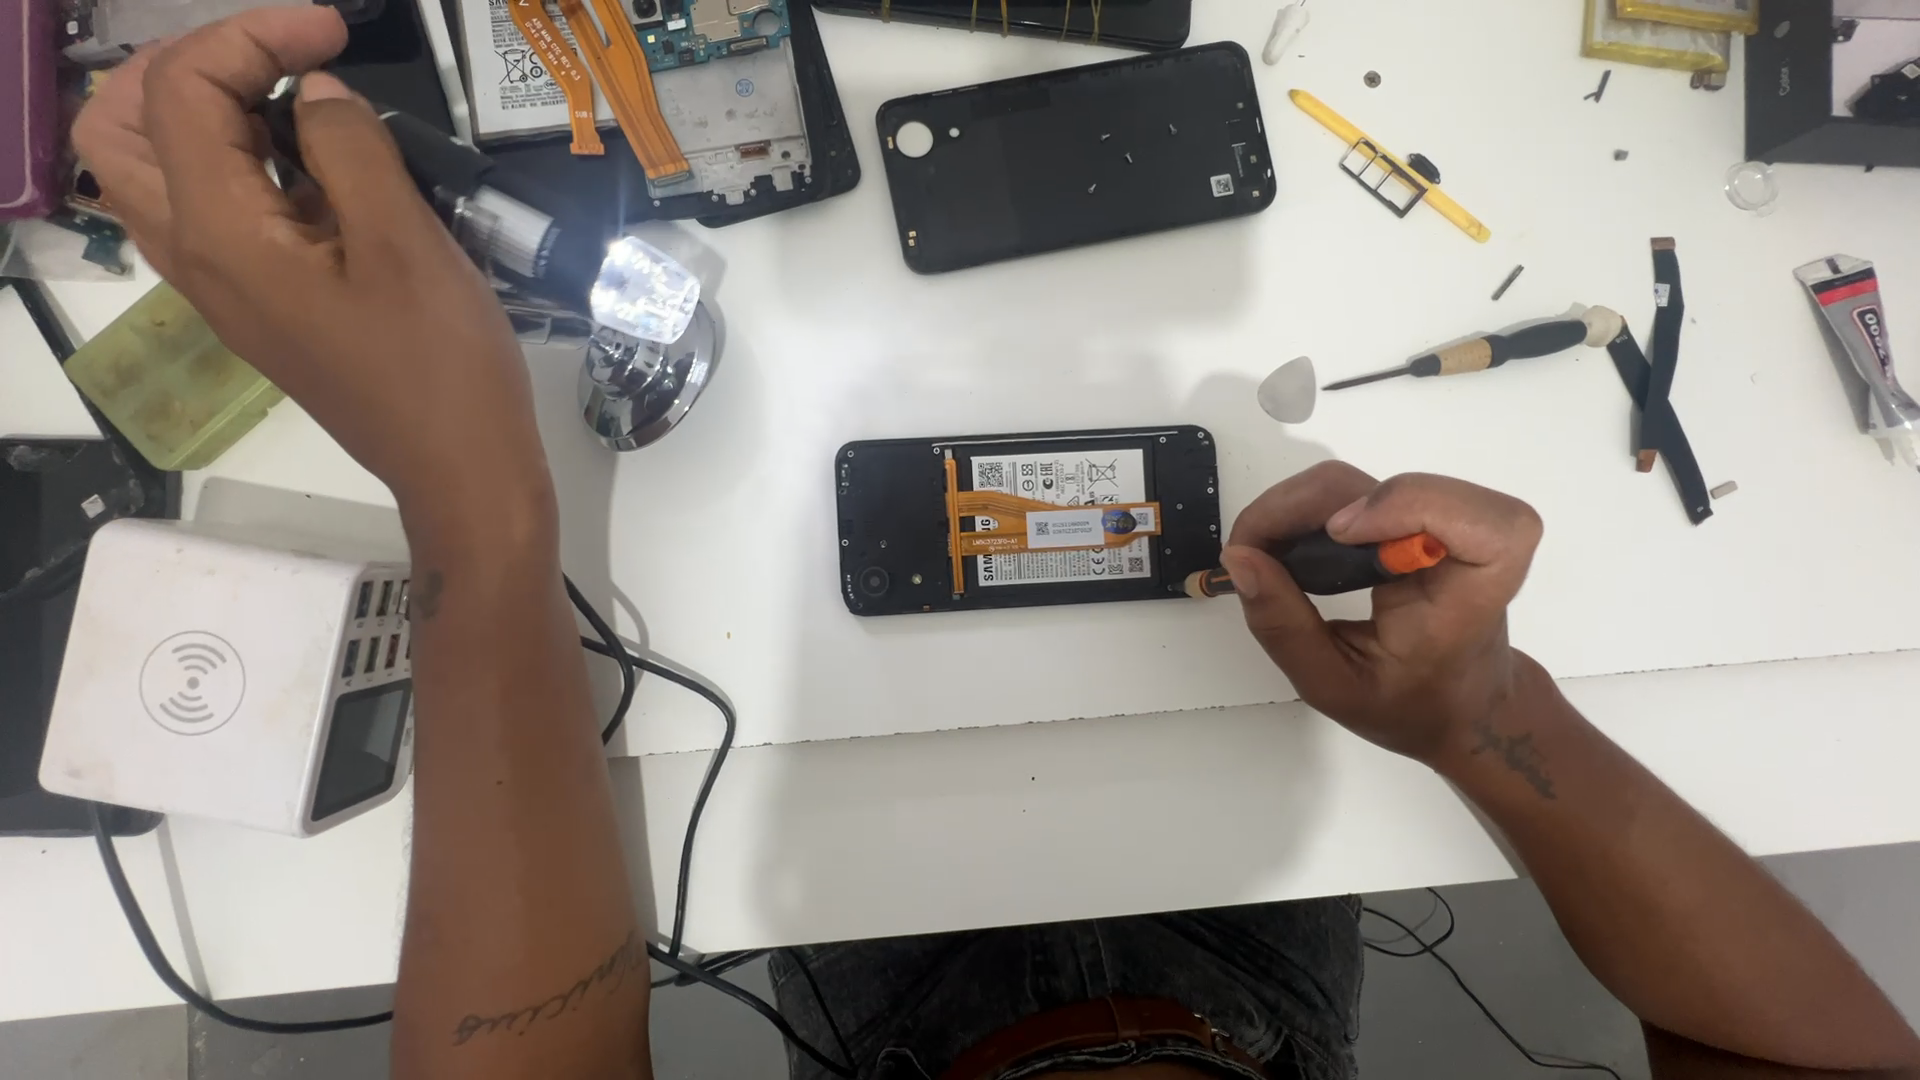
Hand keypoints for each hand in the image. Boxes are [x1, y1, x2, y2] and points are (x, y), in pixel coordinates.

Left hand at [73, 9, 553, 538]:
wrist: (465, 468)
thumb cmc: (445, 364)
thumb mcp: (408, 246)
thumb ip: (353, 153)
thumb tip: (323, 101)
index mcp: (222, 233)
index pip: (186, 93)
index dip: (253, 40)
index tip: (336, 30)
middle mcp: (200, 261)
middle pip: (125, 129)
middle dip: (193, 73)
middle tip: (282, 68)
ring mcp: (232, 298)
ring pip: (163, 181)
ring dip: (207, 126)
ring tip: (297, 121)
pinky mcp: (272, 322)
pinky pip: (221, 227)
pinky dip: (248, 182)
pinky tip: (324, 194)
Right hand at [1221, 462, 1543, 763]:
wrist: (1458, 701)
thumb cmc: (1409, 704)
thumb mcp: (1335, 686)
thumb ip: (1285, 629)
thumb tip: (1239, 559)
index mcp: (1469, 595)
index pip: (1484, 524)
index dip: (1411, 507)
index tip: (1339, 536)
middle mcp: (1458, 543)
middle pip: (1377, 488)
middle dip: (1296, 508)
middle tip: (1249, 553)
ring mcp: (1426, 522)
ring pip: (1349, 483)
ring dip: (1288, 509)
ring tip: (1258, 557)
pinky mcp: (1400, 516)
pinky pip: (1341, 492)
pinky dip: (1297, 512)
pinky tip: (1279, 548)